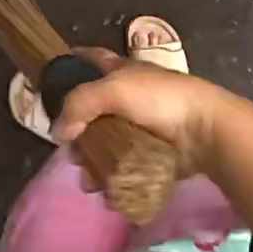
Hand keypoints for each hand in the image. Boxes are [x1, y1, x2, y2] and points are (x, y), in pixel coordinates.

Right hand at [52, 48, 235, 176]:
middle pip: (91, 111)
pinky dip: (110, 179)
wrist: (202, 129)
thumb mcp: (115, 88)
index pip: (90, 60)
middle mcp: (126, 95)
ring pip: (103, 143)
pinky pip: (120, 167)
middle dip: (77, 132)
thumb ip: (81, 103)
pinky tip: (105, 191)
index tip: (50, 81)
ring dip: (92, 163)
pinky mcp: (147, 153)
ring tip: (89, 180)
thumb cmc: (159, 98)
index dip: (71, 65)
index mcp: (120, 70)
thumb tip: (58, 131)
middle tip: (71, 150)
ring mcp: (137, 126)